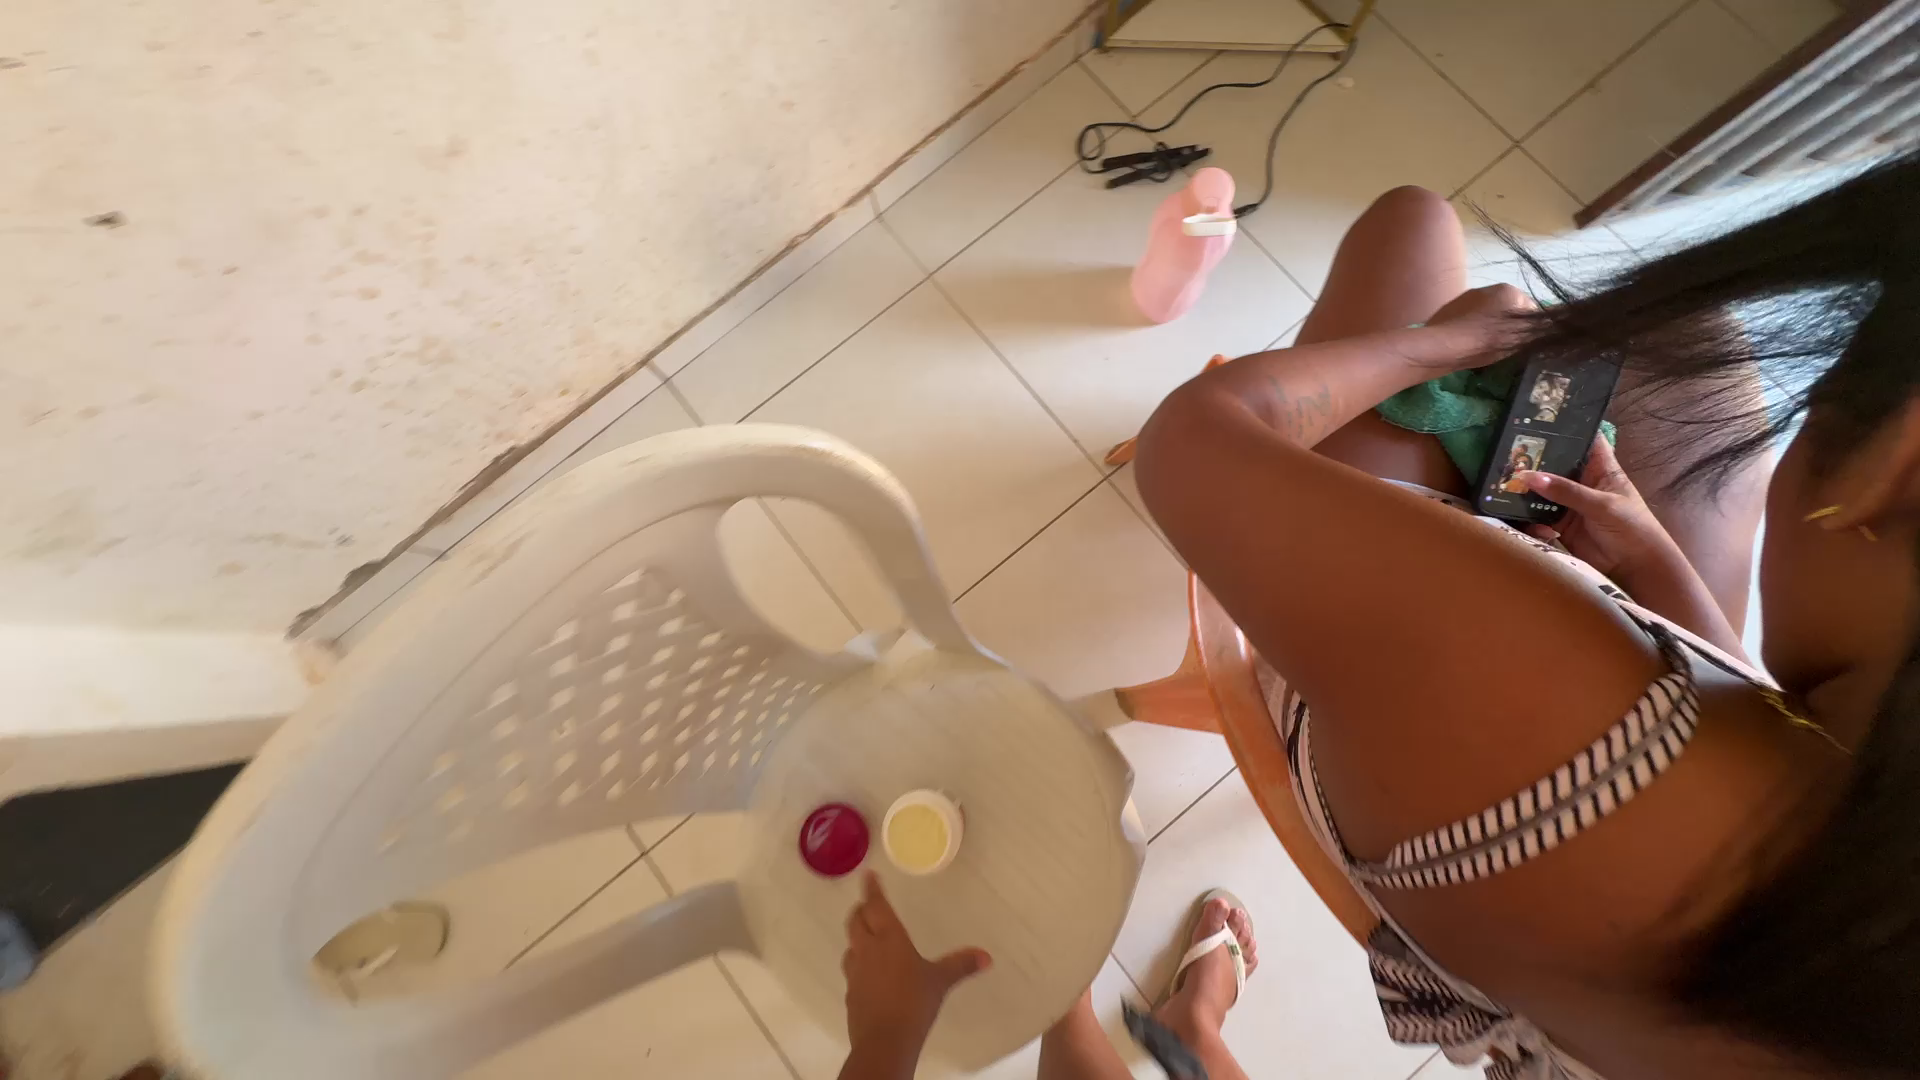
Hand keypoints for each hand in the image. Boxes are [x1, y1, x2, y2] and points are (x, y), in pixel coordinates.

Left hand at [842, 872, 990, 1054]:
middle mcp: (868, 949)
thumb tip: (987, 956)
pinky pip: (852, 971)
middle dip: (860, 909)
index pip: (876, 905)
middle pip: (856, 921)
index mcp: (889, 938)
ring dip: (856, 937)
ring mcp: (856, 972)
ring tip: (866, 937)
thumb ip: (961, 965)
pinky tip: (868, 974)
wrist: (885, 1042)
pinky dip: (858, 964)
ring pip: (850, 945)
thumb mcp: (940, 981)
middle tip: (867, 904)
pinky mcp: (851, 994)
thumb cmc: (914, 1002)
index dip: (872, 889)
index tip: (867, 875)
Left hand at [1417, 284, 1536, 371]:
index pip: (1528, 308)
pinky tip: (1465, 347)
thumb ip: (1540, 327)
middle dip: (1505, 327)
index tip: (1521, 343)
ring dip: (1486, 331)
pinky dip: (1468, 334)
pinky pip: (1464, 324)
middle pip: (1504, 311)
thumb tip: (1557, 321)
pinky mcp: (1444, 313)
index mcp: (1507, 290)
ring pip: (1483, 317)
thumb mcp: (1521, 336)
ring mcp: (1461, 300)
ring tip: (1482, 349)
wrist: (1438, 347)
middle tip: (1502, 348)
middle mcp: (1484, 289)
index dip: (1527, 328)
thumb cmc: (1484, 340)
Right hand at [1516, 435, 1678, 580]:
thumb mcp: (1602, 505)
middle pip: (1554, 467)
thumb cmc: (1632, 528)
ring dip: (1526, 495)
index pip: (1587, 443)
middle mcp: (1582, 484)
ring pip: (1540, 492)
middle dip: (1534, 465)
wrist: (1634, 566)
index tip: (1543, 421)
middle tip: (1507, 461)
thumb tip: (1528, 476)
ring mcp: (1568, 504)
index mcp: (1601, 471)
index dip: (1570, 430)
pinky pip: (1536, 517)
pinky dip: (1531, 522)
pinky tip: (1539, 530)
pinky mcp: (1557, 524)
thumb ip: (1566, 491)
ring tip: (1507, 495)